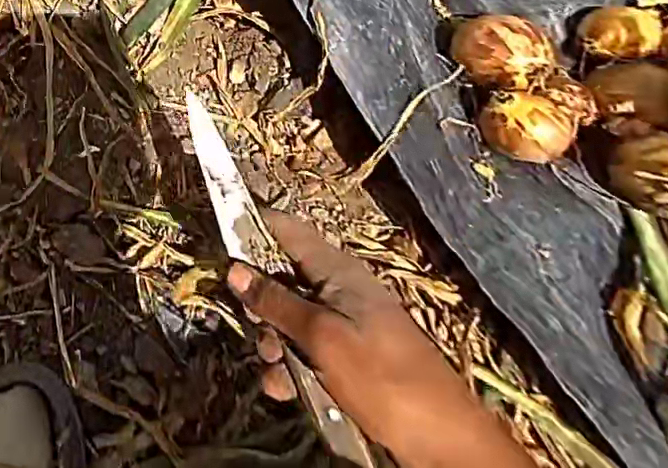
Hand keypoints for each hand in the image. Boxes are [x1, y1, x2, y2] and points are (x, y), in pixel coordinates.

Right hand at [228, 211, 533, 467]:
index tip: (218, 232)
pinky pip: (306, 349)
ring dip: (274, 342)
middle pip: (280, 276)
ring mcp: (344, 323)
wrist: (448, 447)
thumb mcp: (322, 338)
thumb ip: (276, 302)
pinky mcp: (348, 357)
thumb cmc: (384, 379)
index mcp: (336, 269)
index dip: (251, 223)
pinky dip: (292, 366)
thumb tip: (234, 268)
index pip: (285, 228)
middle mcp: (338, 288)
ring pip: (289, 317)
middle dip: (260, 303)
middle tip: (256, 330)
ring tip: (277, 371)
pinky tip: (286, 390)